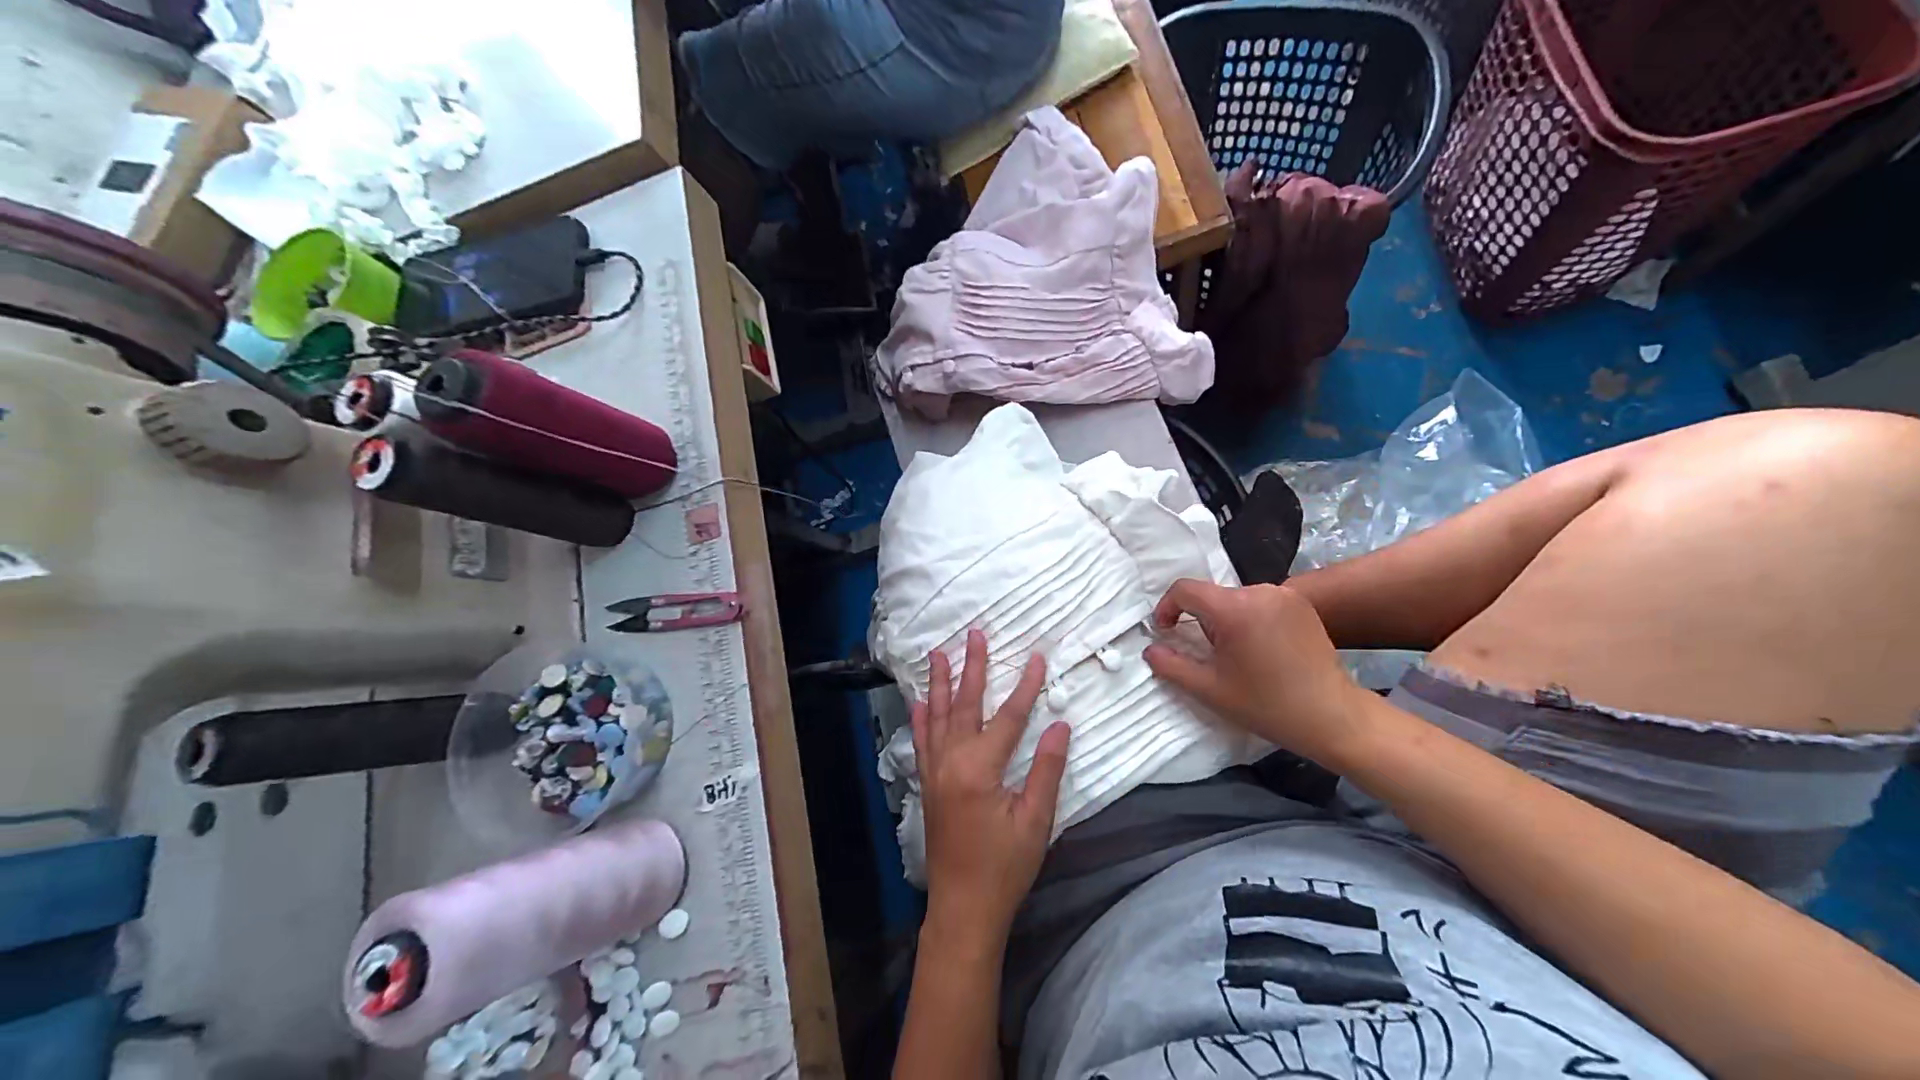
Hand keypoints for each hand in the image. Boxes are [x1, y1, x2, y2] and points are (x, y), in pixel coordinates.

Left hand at [912, 629, 1070, 938]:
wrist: (963, 906)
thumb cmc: (1005, 866)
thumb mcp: (1036, 821)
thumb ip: (1047, 769)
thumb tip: (1059, 724)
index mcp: (980, 768)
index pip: (1008, 717)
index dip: (1026, 687)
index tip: (1037, 657)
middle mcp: (951, 761)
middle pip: (965, 705)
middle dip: (972, 668)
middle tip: (974, 635)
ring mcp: (935, 771)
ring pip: (937, 717)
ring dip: (940, 684)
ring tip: (938, 654)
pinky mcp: (927, 784)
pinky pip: (922, 741)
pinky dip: (921, 718)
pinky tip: (920, 702)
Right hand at [1143, 579, 1370, 766]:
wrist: (1333, 716)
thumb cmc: (1267, 705)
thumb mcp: (1210, 689)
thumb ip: (1172, 665)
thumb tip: (1151, 650)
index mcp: (1234, 608)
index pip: (1185, 590)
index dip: (1167, 607)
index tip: (1165, 631)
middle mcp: (1260, 591)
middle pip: (1213, 595)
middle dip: (1200, 619)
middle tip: (1207, 654)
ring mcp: (1285, 595)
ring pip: (1236, 598)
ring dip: (1226, 619)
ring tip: (1236, 654)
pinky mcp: (1302, 605)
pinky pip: (1261, 602)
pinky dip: (1250, 618)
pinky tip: (1261, 649)